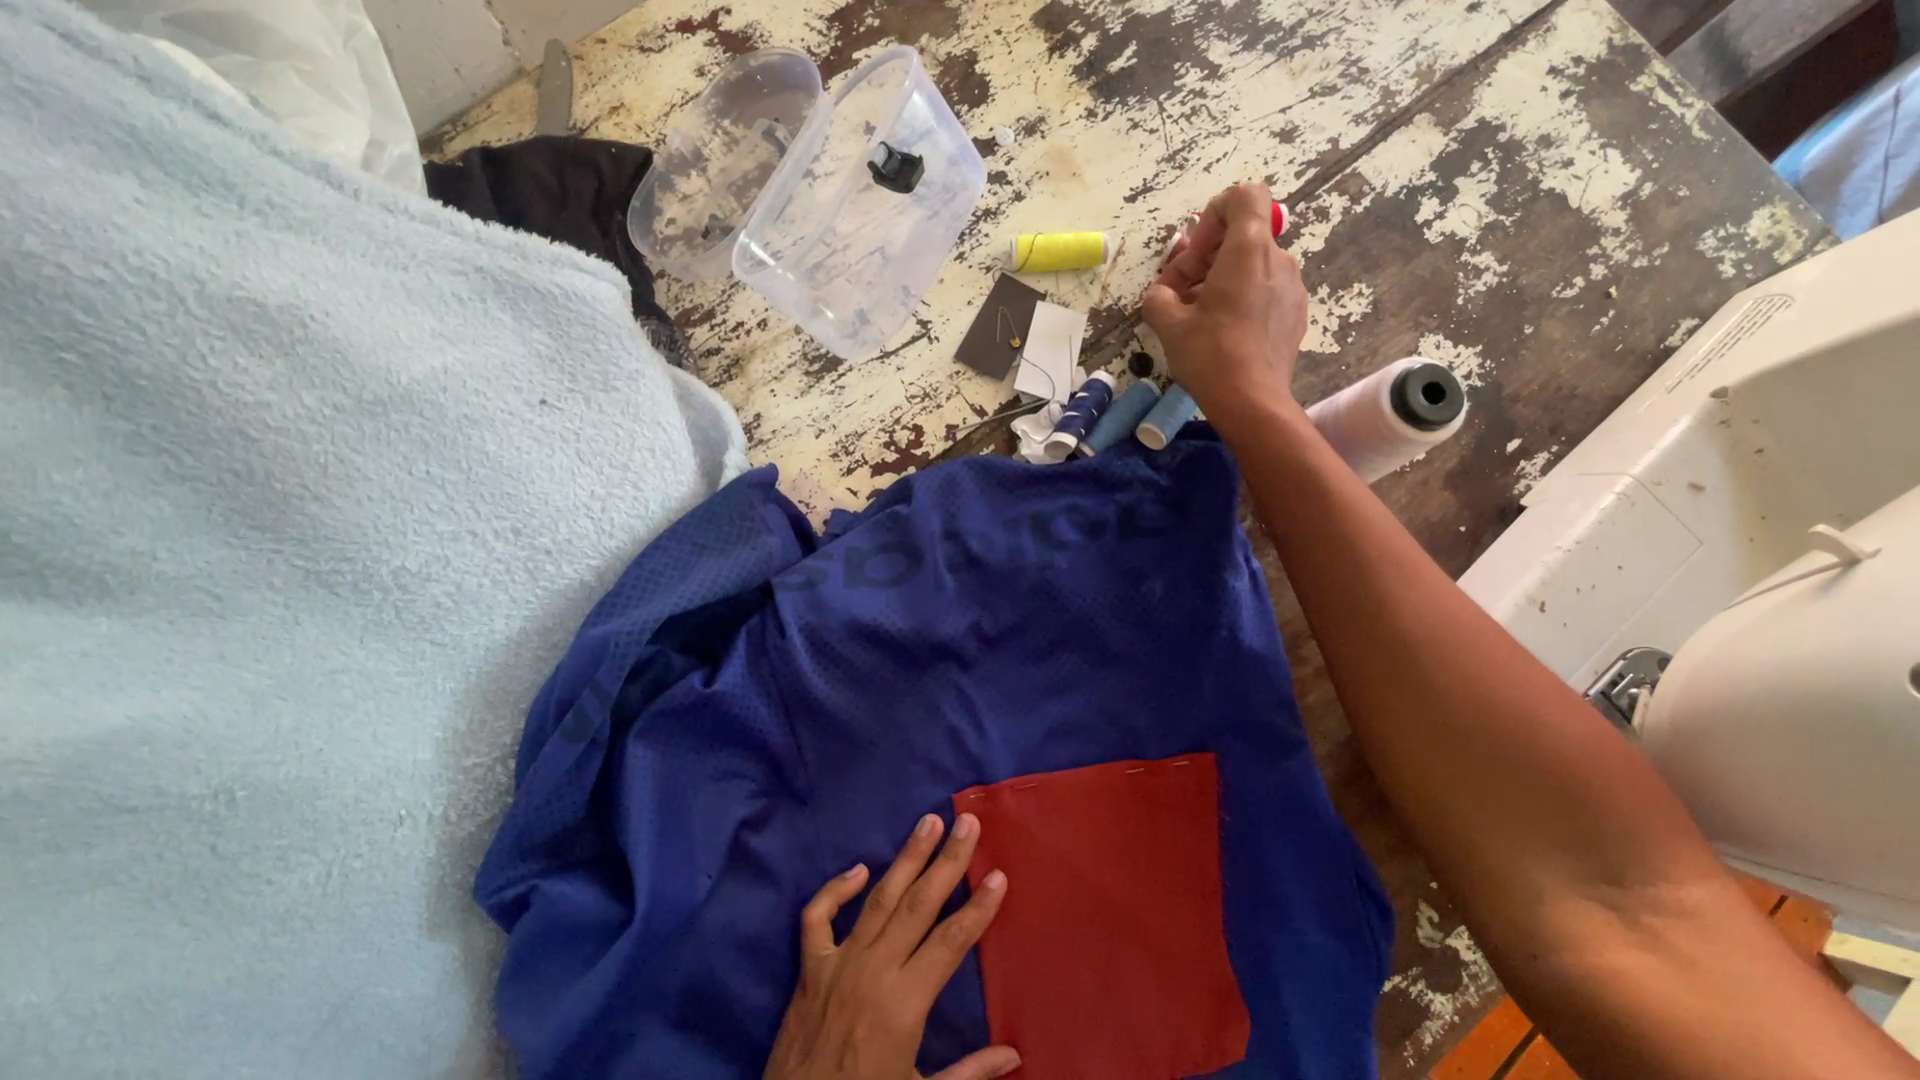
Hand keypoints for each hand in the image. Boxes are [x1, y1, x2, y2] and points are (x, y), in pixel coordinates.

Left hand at [765, 813, 1017, 1079]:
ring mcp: (837, 963)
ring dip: (906, 858)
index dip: (977, 909)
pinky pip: (818, 918)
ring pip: (878, 899)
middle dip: (947, 861)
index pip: (950, 942)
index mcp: (904, 1003)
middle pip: (919, 905)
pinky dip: (835, 890)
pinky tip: (858, 869)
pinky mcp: (809, 968)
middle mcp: (873, 971)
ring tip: (928, 822)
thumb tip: (1015, 1054)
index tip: (998, 875)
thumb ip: (969, 1073)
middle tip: (967, 823)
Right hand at [1142, 181, 1309, 422]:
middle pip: (1242, 235)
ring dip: (1221, 279)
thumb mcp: (1167, 323)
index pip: (1243, 196)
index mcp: (1249, 251)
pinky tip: (1224, 332)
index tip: (1196, 252)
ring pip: (1252, 264)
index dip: (1213, 213)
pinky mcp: (1295, 312)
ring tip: (1198, 316)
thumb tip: (1163, 293)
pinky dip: (1242, 298)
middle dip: (1207, 256)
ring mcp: (1292, 287)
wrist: (1252, 403)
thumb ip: (1159, 295)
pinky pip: (1265, 289)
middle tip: (1181, 293)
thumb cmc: (1209, 356)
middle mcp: (1278, 259)